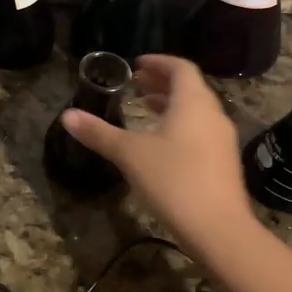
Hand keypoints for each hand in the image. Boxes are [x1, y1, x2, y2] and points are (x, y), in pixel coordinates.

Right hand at [61, 54, 256, 248]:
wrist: (219, 230)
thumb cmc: (174, 180)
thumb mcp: (130, 153)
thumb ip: (99, 132)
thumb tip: (67, 116)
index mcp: (193, 102)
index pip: (180, 67)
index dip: (159, 62)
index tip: (137, 64)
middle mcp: (213, 115)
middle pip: (190, 87)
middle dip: (162, 82)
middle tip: (136, 83)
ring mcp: (222, 140)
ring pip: (196, 111)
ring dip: (171, 104)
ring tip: (145, 107)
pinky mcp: (224, 163)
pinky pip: (201, 131)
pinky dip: (180, 125)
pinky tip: (161, 143)